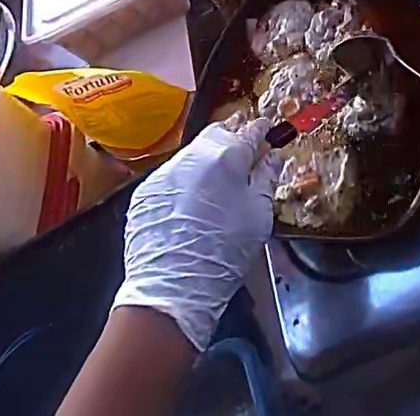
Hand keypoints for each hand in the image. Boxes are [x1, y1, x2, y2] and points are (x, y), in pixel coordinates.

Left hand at [113, 120, 272, 349]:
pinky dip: (184, 180)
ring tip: (214, 183)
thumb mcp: (259, 214)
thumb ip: (267, 177)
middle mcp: (195, 155)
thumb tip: (273, 156)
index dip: (261, 130)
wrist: (172, 290)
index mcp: (229, 156)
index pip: (251, 129)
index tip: (266, 132)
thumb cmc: (225, 251)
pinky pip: (171, 174)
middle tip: (241, 157)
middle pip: (218, 132)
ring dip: (207, 159)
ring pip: (193, 152)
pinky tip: (189, 203)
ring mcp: (166, 172)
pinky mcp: (145, 192)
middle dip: (231, 138)